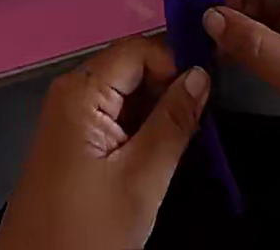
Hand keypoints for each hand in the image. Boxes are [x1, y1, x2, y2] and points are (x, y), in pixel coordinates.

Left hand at [0, 38, 208, 249]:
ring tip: (187, 132)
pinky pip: (116, 112)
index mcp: (81, 90)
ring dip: (158, 107)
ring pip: (128, 89)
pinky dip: (142, 124)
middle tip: (201, 115)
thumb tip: (202, 74)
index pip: (140, 48)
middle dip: (169, 85)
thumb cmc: (84, 235)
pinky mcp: (73, 138)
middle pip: (134, 65)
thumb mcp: (140, 181)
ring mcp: (70, 114)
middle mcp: (72, 91)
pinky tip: (160, 147)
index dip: (176, 63)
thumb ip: (174, 121)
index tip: (208, 89)